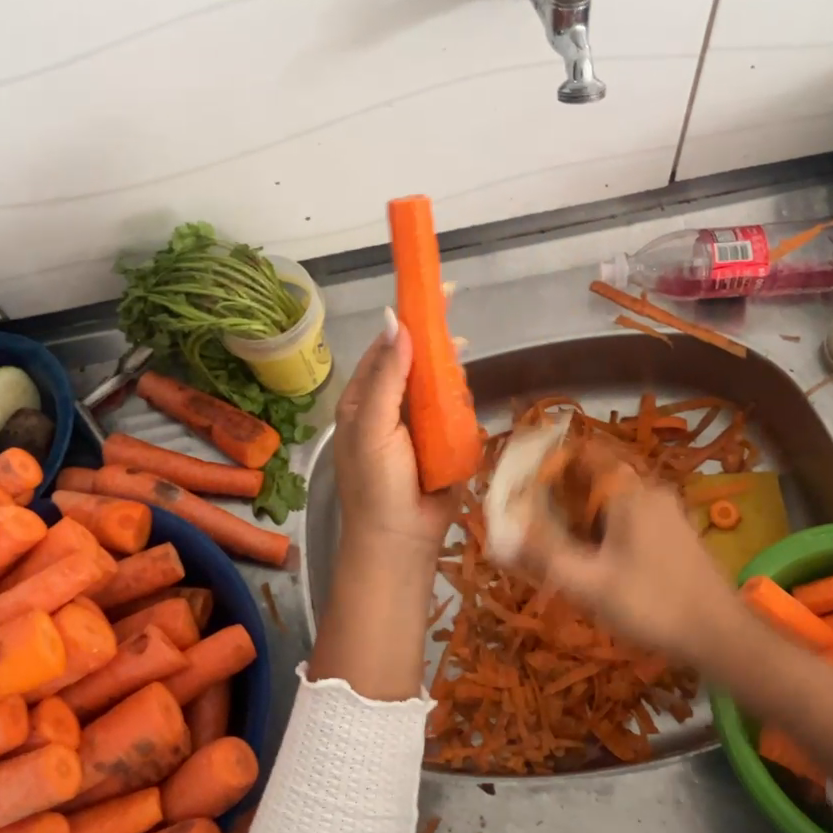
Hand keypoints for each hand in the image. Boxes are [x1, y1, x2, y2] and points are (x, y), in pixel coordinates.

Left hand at [310, 309, 458, 699]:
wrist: (400, 541)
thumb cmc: (377, 483)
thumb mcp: (373, 424)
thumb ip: (386, 374)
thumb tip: (394, 319)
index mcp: (365, 398)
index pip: (387, 346)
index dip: (408, 318)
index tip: (433, 291)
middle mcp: (390, 406)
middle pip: (415, 359)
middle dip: (433, 338)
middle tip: (456, 318)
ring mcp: (416, 424)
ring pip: (437, 381)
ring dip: (449, 368)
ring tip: (460, 359)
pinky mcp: (441, 441)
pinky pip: (454, 408)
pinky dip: (461, 396)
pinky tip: (467, 390)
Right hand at [512, 467, 737, 662]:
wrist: (721, 636)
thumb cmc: (653, 605)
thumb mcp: (589, 584)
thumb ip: (543, 556)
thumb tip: (500, 538)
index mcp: (629, 492)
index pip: (585, 452)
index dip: (551, 459)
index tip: (523, 479)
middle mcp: (650, 491)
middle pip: (597, 476)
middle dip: (563, 491)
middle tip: (533, 516)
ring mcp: (667, 512)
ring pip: (614, 498)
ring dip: (584, 512)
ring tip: (557, 539)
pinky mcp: (676, 534)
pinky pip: (630, 515)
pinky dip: (606, 526)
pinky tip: (595, 558)